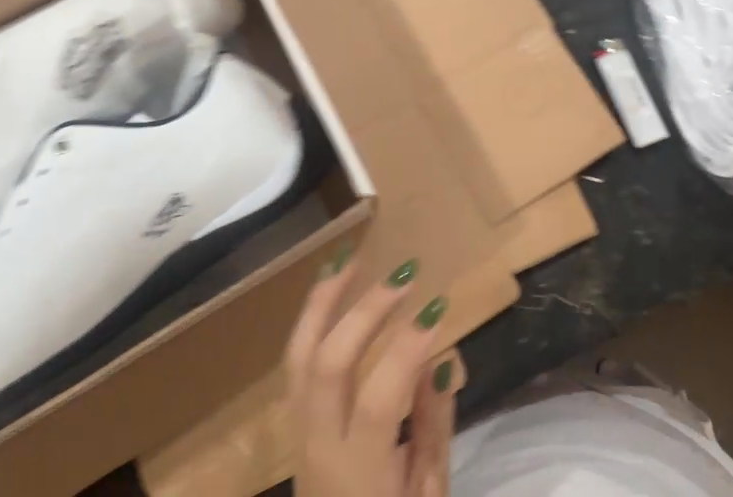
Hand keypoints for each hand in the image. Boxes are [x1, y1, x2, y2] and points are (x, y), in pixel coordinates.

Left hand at [286, 250, 455, 496]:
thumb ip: (433, 425)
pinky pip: (295, 361)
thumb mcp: (428, 490)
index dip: (406, 351)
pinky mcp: (293, 420)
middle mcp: (318, 444)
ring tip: (351, 258)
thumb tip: (439, 359)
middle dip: (365, 313)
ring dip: (324, 302)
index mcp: (357, 471)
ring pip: (299, 354)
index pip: (378, 399)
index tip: (436, 308)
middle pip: (328, 365)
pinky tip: (330, 288)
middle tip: (403, 276)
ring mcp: (298, 430)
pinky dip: (311, 318)